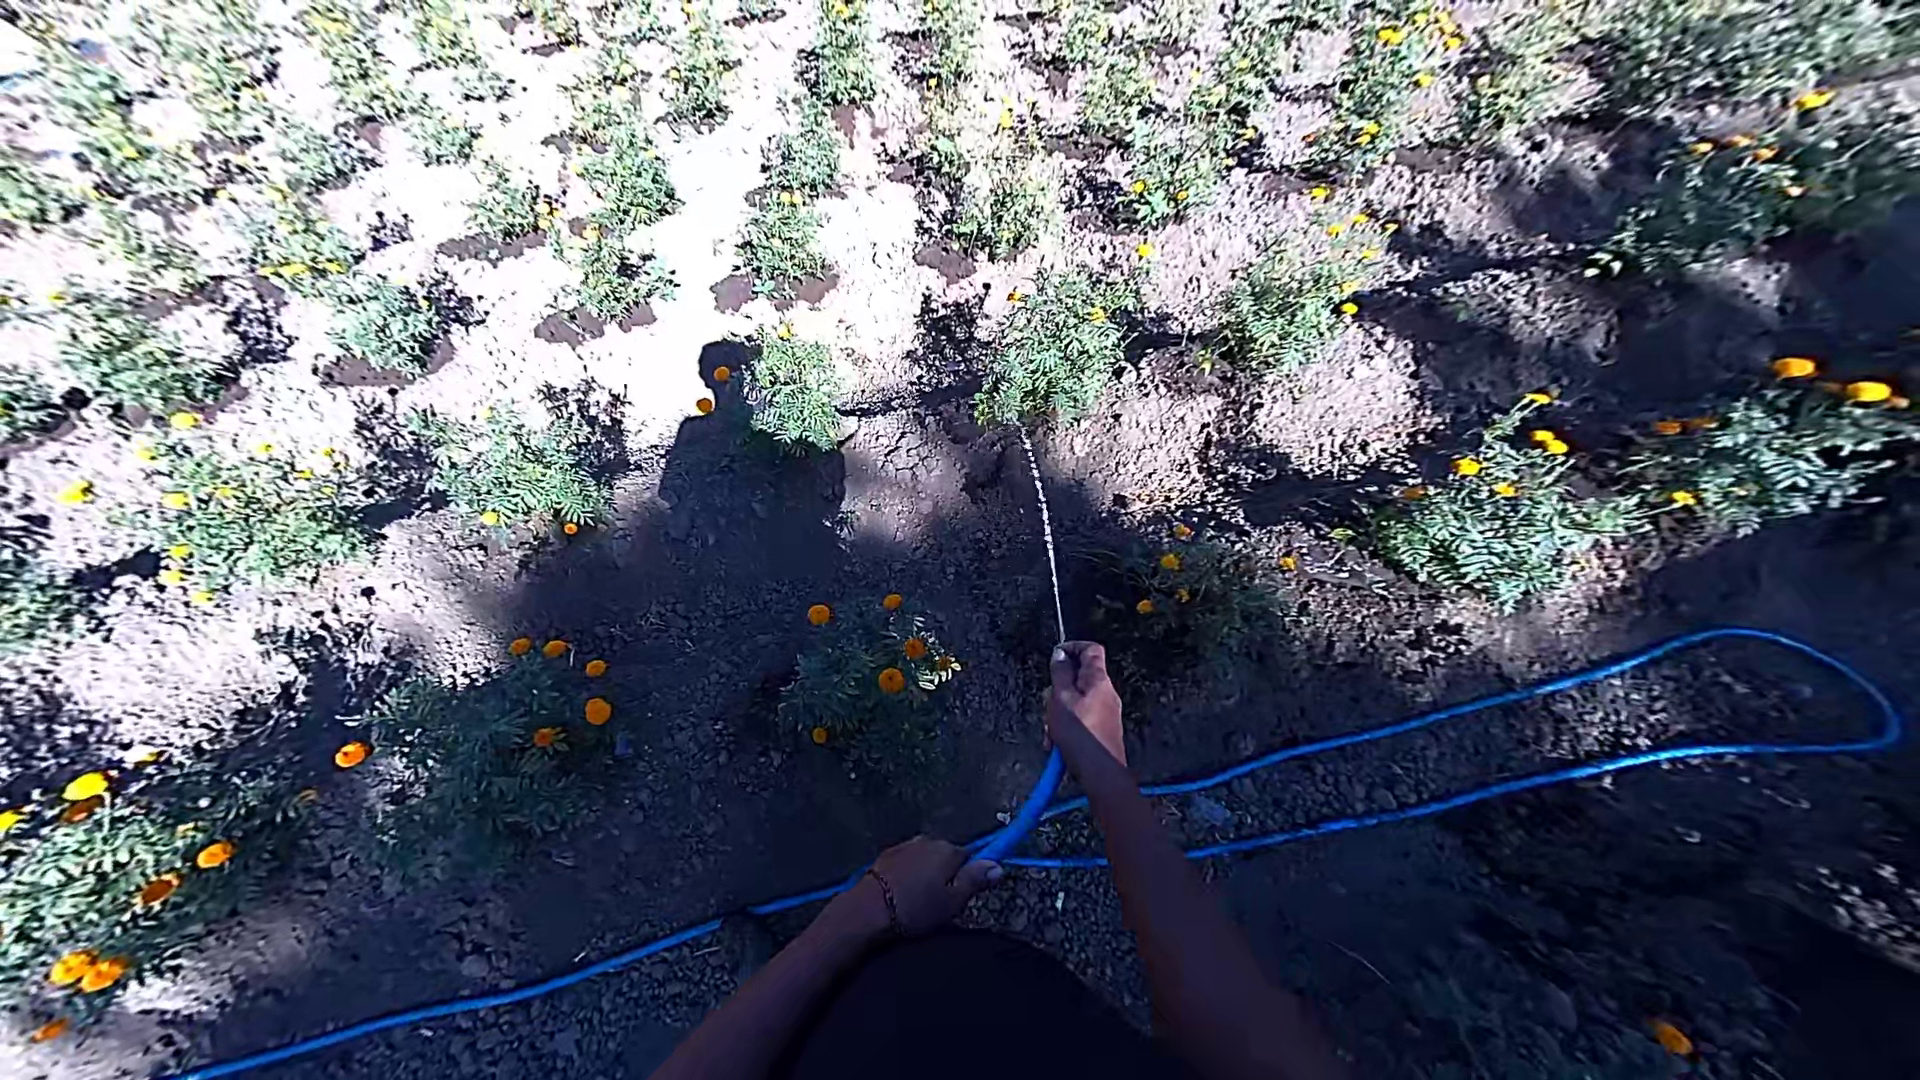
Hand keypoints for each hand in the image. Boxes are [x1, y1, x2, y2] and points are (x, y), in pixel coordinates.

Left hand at [828, 836, 1002, 937]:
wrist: (869, 908)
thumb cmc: (915, 908)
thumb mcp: (952, 902)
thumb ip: (975, 881)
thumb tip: (998, 866)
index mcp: (948, 850)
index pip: (969, 857)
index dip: (968, 877)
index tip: (960, 896)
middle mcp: (929, 840)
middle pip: (947, 856)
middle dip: (946, 874)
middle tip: (939, 903)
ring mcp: (907, 844)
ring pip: (927, 858)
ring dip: (927, 873)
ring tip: (919, 900)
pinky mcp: (888, 854)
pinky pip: (908, 861)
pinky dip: (910, 873)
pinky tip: (903, 892)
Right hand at [1047, 641, 1125, 768]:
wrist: (1099, 771)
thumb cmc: (1080, 734)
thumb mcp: (1061, 698)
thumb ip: (1059, 673)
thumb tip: (1059, 653)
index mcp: (1098, 680)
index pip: (1091, 649)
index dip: (1072, 647)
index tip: (1055, 655)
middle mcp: (1105, 692)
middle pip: (1078, 677)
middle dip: (1058, 688)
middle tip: (1048, 703)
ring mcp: (1105, 711)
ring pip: (1075, 699)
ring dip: (1058, 710)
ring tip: (1051, 729)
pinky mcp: (1101, 728)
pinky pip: (1079, 717)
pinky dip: (1066, 724)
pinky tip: (1057, 741)